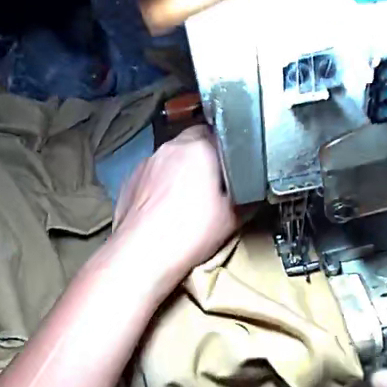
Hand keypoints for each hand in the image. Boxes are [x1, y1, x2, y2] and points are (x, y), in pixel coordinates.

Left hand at [108, 125, 237, 294]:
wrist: (143, 255)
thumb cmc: (188, 234)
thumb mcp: (234, 216)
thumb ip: (248, 192)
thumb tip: (254, 187)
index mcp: (199, 147)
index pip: (222, 131)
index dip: (232, 149)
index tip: (237, 166)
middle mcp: (170, 147)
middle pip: (194, 141)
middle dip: (206, 158)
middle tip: (216, 184)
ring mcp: (147, 162)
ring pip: (172, 158)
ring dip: (183, 170)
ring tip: (191, 200)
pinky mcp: (131, 180)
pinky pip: (154, 174)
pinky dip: (163, 184)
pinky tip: (168, 208)